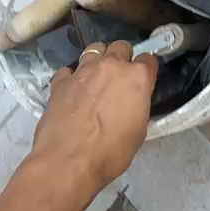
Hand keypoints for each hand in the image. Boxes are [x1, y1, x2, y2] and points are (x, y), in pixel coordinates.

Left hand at [29, 39, 157, 194]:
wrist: (67, 164)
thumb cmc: (110, 153)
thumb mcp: (138, 130)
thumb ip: (138, 104)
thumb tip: (133, 99)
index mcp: (137, 77)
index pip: (148, 59)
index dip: (146, 68)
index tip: (143, 78)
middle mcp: (112, 66)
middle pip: (121, 46)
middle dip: (122, 57)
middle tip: (119, 76)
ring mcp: (84, 70)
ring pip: (94, 49)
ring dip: (98, 59)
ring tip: (95, 76)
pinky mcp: (61, 81)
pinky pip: (68, 70)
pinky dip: (72, 77)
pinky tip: (72, 90)